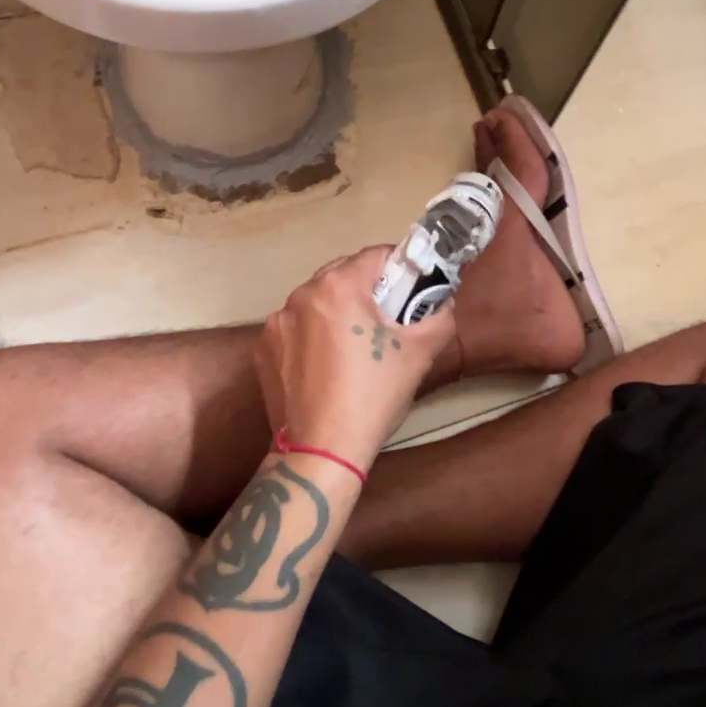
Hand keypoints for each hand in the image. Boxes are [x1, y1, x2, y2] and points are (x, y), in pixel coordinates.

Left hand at [256, 246, 456, 469]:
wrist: (321, 452)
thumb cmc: (374, 396)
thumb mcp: (420, 354)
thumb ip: (439, 316)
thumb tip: (442, 302)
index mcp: (339, 286)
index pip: (377, 255)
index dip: (400, 267)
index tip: (412, 290)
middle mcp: (302, 294)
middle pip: (343, 273)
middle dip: (368, 289)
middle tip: (387, 319)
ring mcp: (276, 322)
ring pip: (317, 301)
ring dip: (337, 311)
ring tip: (354, 346)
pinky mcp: (263, 348)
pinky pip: (294, 328)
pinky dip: (311, 336)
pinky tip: (325, 366)